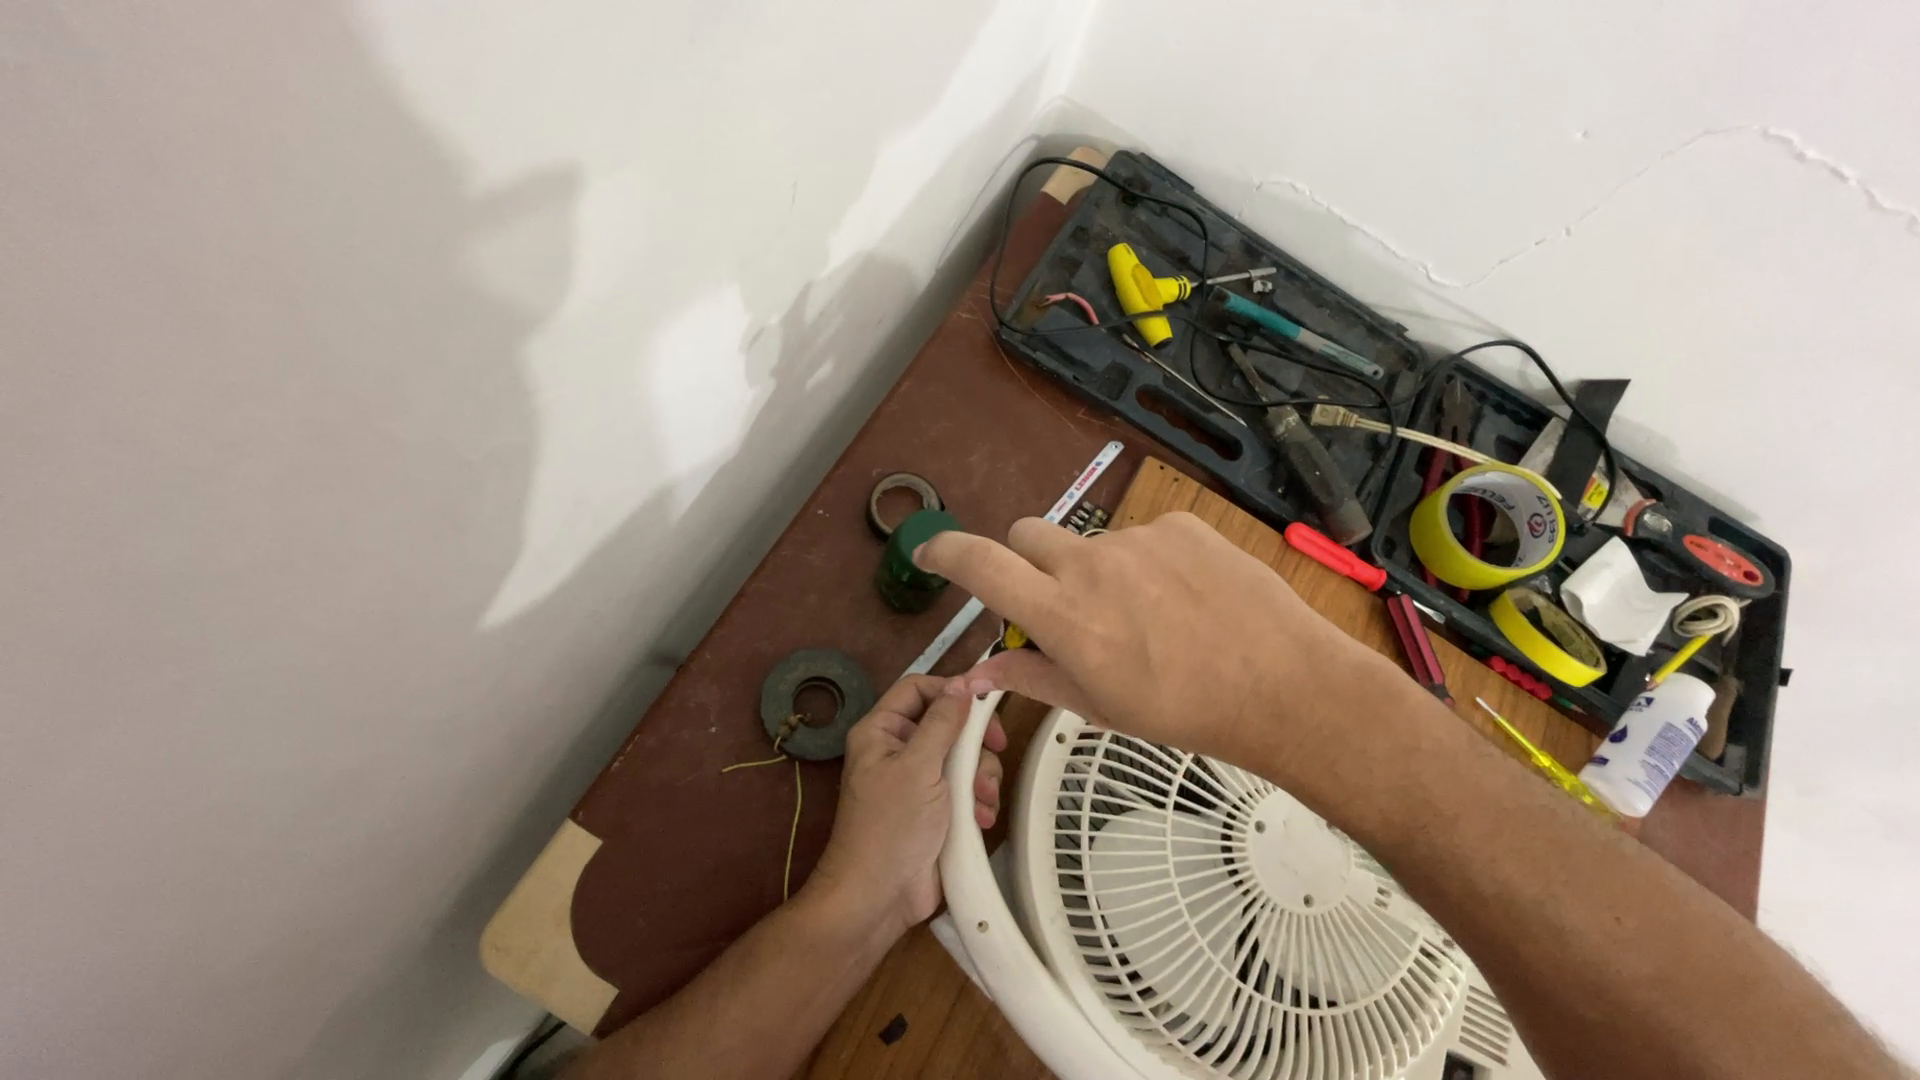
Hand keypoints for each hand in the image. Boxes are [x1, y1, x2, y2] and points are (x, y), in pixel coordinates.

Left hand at [804, 676, 1006, 936]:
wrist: (880, 897)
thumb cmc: (891, 826)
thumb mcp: (919, 767)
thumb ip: (943, 723)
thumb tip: (963, 683)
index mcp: (882, 731)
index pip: (918, 689)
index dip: (951, 690)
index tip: (985, 701)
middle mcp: (899, 749)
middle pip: (948, 723)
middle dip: (974, 741)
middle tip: (996, 749)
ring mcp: (918, 780)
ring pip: (962, 756)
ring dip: (981, 775)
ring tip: (983, 800)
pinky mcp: (936, 807)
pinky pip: (965, 787)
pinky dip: (978, 800)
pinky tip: (982, 819)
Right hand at [915, 512, 1399, 779]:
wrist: (1283, 686)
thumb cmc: (1182, 711)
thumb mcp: (1098, 706)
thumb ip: (1032, 677)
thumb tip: (978, 672)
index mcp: (1062, 614)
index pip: (981, 564)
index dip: (944, 551)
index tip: (930, 551)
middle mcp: (1091, 564)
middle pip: (1026, 535)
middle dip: (1027, 563)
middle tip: (1059, 602)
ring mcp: (1138, 538)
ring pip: (1090, 543)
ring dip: (1096, 572)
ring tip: (1146, 615)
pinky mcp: (1181, 525)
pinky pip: (1142, 537)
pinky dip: (1146, 563)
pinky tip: (1184, 599)